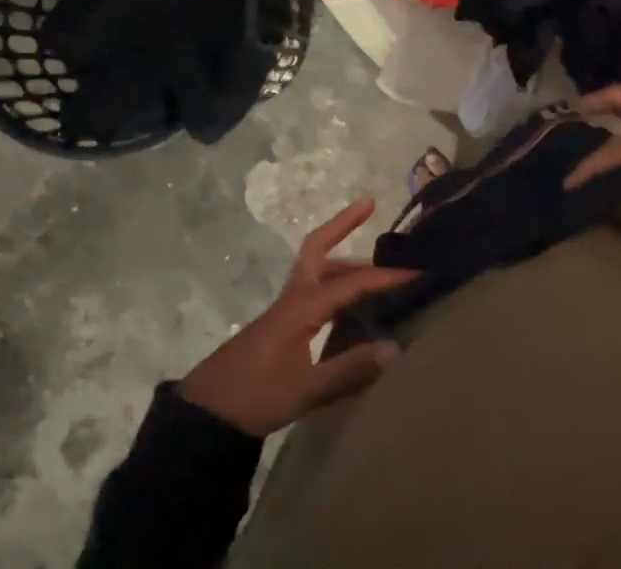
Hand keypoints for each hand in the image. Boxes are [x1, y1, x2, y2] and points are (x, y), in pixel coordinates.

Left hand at [177, 198, 417, 436]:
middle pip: (317, 249)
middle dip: (342, 224)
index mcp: (302, 308)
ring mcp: (283, 313)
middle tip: (369, 204)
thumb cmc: (254, 398)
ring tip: (374, 266)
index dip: (386, 277)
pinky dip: (333, 284)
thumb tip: (394, 348)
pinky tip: (349, 304)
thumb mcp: (305, 391)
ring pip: (315, 270)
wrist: (203, 416)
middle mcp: (293, 300)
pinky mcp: (278, 328)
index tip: (417, 273)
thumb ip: (349, 370)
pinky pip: (312, 291)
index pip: (352, 282)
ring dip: (343, 259)